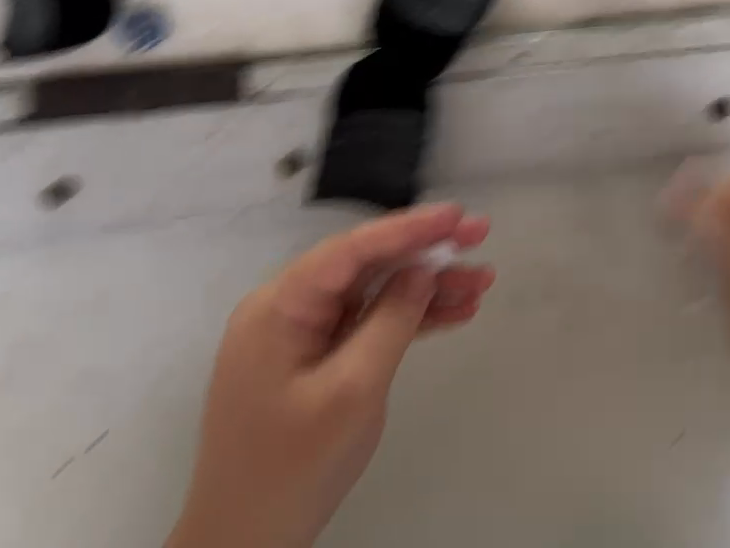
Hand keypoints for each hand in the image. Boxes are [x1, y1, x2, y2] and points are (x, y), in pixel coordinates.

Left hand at [166, 203, 494, 547]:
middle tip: (481, 236)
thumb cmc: (294, 465)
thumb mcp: (352, 390)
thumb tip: (422, 271)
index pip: (352, 250)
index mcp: (280, 307)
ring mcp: (303, 336)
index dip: (409, 228)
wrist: (246, 540)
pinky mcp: (318, 361)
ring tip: (483, 281)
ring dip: (428, 289)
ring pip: (374, 295)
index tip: (457, 215)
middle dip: (426, 253)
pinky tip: (456, 312)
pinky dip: (411, 320)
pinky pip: (369, 325)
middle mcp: (288, 310)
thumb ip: (390, 321)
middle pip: (367, 267)